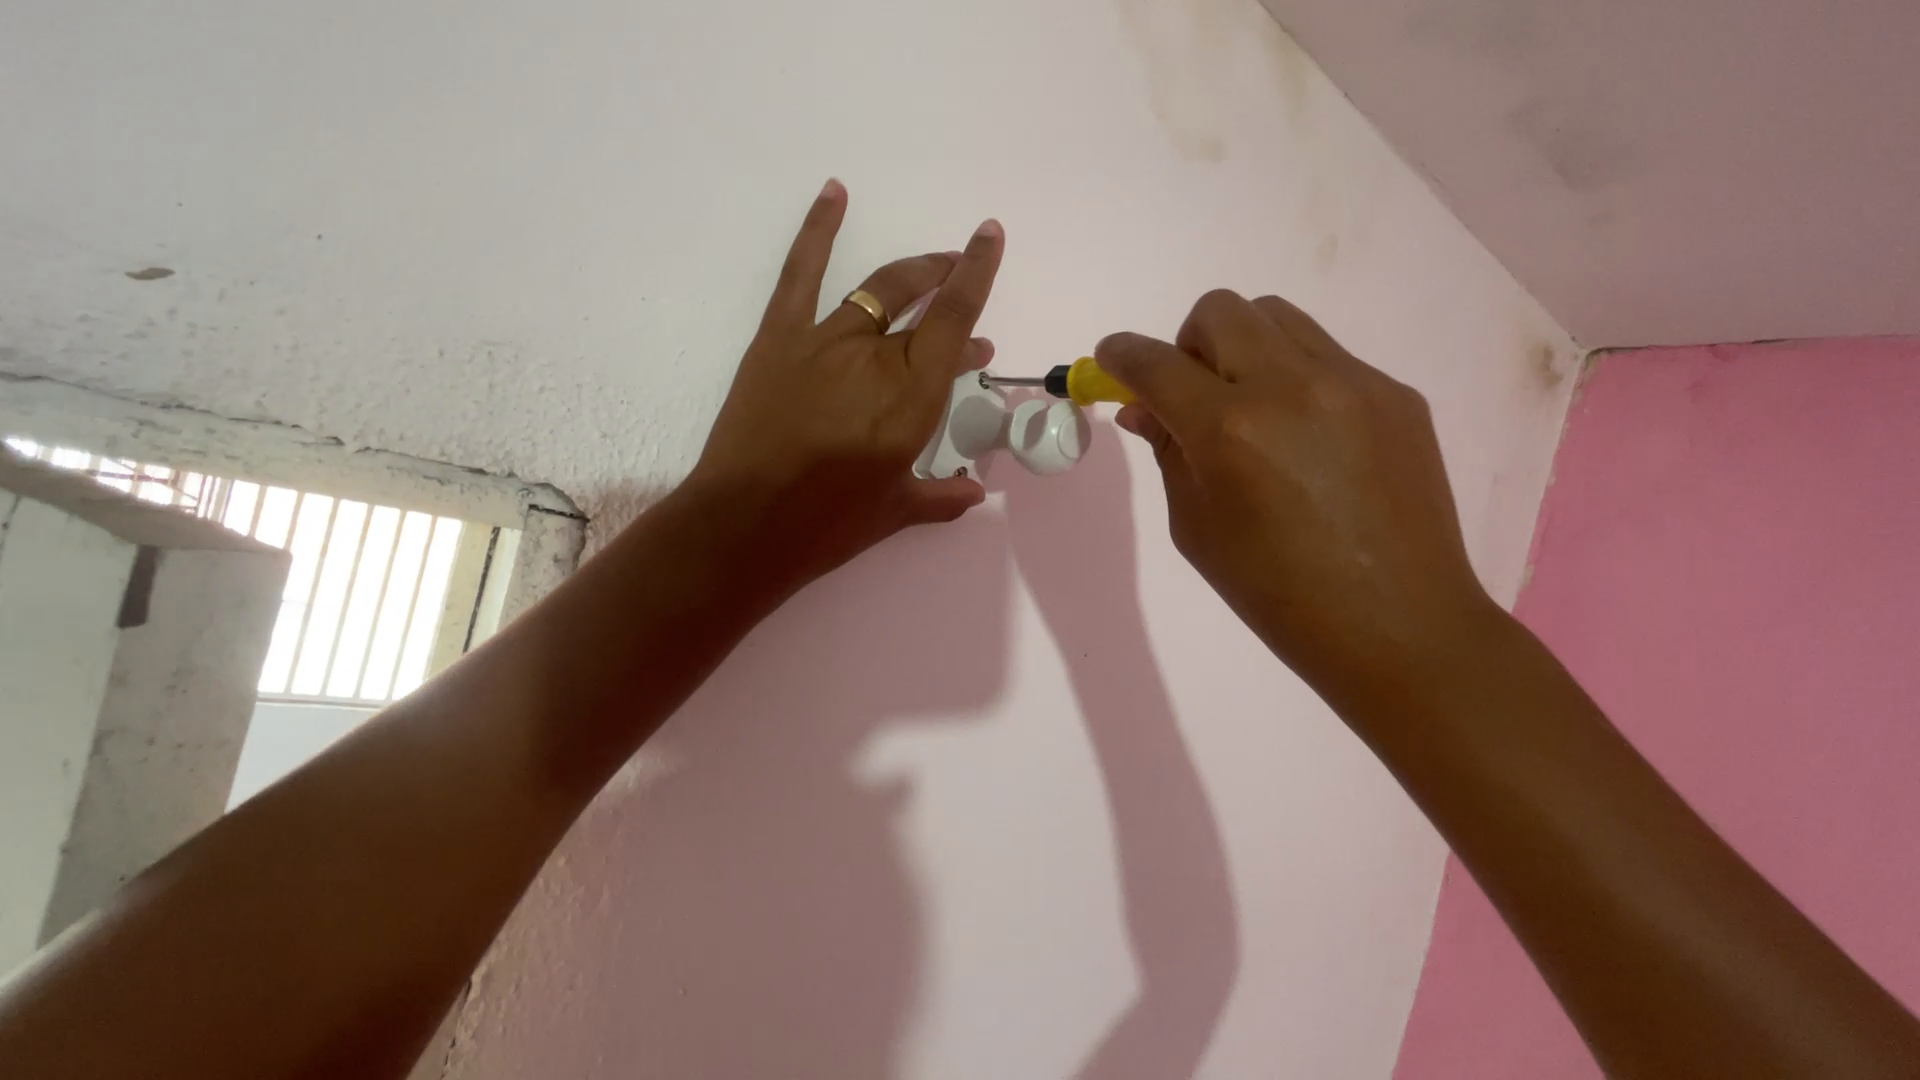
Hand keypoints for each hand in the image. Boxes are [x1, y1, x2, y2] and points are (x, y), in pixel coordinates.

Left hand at [688, 180, 1003, 588]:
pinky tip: (835, 194)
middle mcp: (877, 357)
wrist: (744, 524)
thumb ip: (939, 497)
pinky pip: (801, 273)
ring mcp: (825, 340)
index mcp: (912, 398)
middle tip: (960, 278)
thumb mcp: (893, 513)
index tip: (989, 238)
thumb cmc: (827, 524)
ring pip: (877, 288)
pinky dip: (818, 229)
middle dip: (950, 284)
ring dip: (910, 272)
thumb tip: (974, 494)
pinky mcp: (779, 337)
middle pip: (923, 308)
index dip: (976, 274)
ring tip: (928, 265)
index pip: (954, 321)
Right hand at [1099, 290, 1494, 696]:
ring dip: (1243, 348)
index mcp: (1230, 429)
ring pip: (1277, 319)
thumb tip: (1145, 408)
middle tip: (1192, 397)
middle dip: (1187, 344)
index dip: (1121, 355)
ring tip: (1252, 411)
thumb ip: (1168, 453)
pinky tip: (1309, 441)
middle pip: (1219, 312)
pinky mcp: (1396, 393)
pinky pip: (1328, 356)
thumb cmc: (1277, 594)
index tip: (1111, 360)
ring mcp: (1353, 382)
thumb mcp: (1197, 529)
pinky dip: (1296, 379)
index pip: (1155, 363)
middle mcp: (1291, 385)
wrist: (1397, 625)